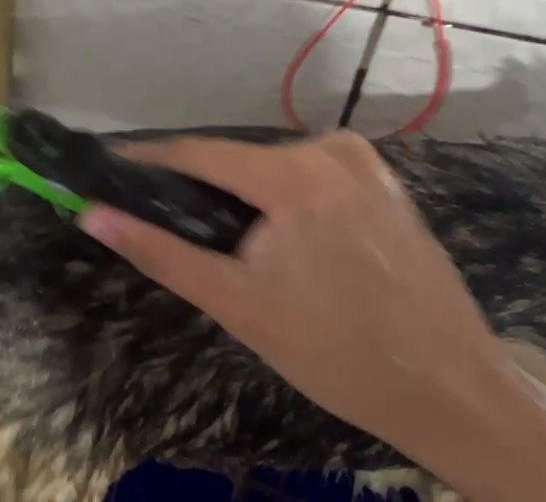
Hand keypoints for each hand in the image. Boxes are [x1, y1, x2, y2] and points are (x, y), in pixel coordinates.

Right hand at [80, 131, 529, 466]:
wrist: (454, 395)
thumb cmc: (336, 353)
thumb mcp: (236, 305)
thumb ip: (159, 252)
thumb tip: (91, 214)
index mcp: (294, 175)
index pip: (198, 152)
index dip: (148, 160)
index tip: (108, 167)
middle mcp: (331, 151)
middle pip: (237, 160)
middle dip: (200, 189)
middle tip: (170, 227)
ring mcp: (365, 164)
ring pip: (273, 167)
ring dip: (243, 196)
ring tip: (227, 245)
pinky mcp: (386, 183)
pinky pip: (310, 176)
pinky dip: (284, 199)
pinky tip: (285, 245)